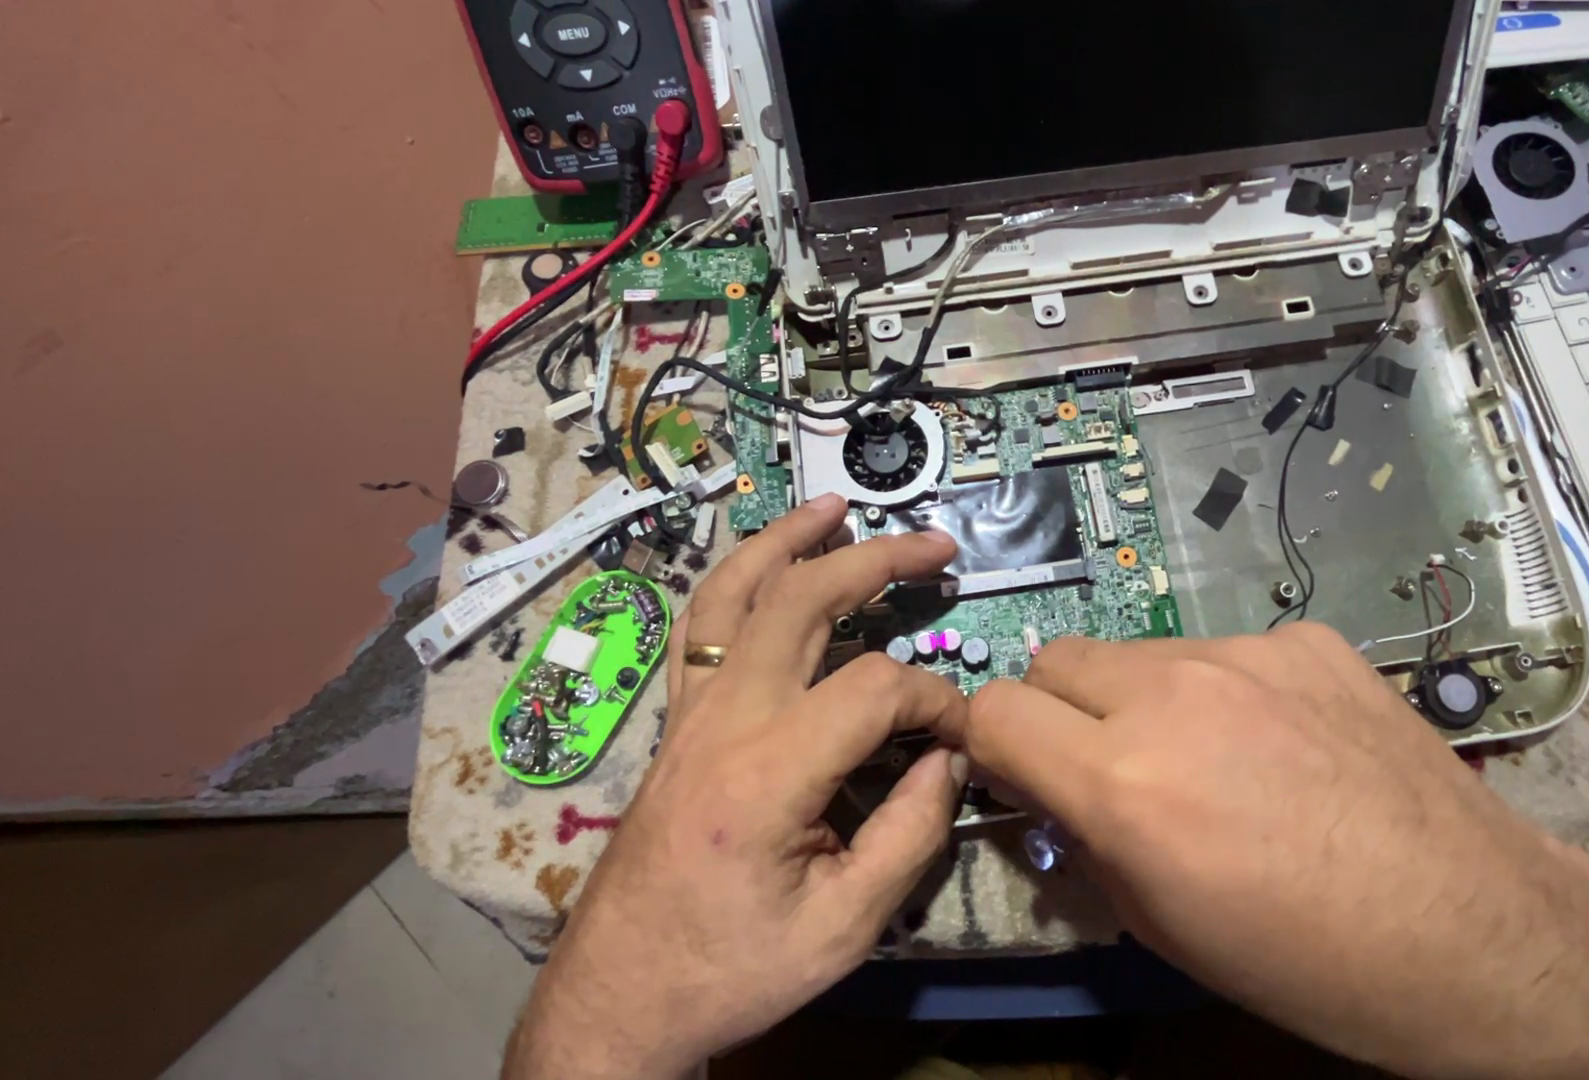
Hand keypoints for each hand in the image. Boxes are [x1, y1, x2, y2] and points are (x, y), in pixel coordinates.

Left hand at [505, 495, 966, 1079]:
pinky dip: (736, 578)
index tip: (964, 735)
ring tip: (834, 507)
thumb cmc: (734, 967)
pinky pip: (700, 625)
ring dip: (790, 540)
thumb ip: (910, 834)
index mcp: (768, 771)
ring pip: (736, 592)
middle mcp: (725, 717)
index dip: (935, 701)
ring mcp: (691, 709)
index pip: (874, 690)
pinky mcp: (677, 717)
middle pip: (803, 601)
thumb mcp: (844, 927)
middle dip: (878, 561)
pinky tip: (764, 563)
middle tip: (935, 545)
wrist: (620, 995)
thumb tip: (949, 758)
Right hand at [955, 626, 1588, 1079]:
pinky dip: (1226, 688)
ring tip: (1206, 751)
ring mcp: (1245, 653)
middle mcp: (1172, 694)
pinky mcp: (1305, 638)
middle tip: (1103, 760)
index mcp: (1124, 779)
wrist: (1479, 935)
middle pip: (1054, 658)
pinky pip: (1225, 649)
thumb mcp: (1157, 924)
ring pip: (1137, 652)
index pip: (994, 710)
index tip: (1021, 770)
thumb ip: (1079, 839)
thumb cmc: (1304, 959)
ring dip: (1140, 695)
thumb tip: (1041, 789)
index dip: (992, 742)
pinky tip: (1283, 739)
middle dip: (1059, 709)